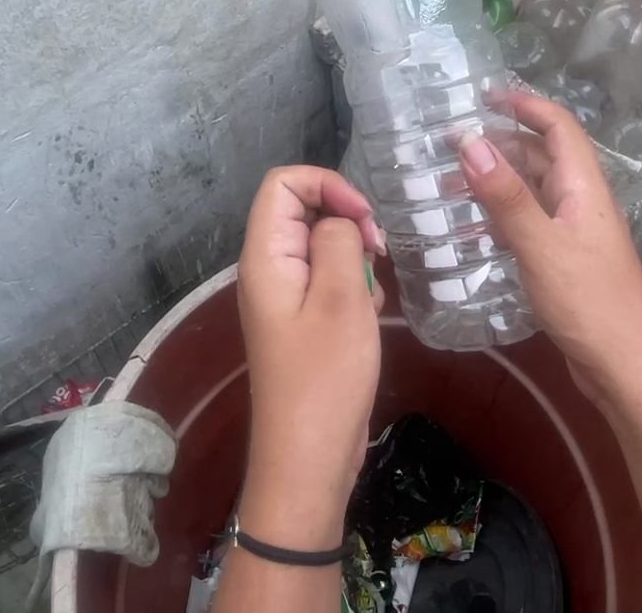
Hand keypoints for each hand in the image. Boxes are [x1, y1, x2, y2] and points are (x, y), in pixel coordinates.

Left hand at [234, 166, 384, 550]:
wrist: (309, 459)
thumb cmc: (325, 377)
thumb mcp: (340, 299)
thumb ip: (338, 240)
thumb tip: (338, 221)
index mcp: (265, 255)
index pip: (283, 183)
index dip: (326, 184)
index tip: (363, 217)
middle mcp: (269, 268)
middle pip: (303, 209)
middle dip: (346, 220)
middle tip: (376, 253)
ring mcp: (285, 295)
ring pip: (321, 245)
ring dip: (354, 257)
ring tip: (371, 292)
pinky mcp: (302, 319)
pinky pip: (327, 279)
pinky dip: (352, 286)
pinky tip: (369, 314)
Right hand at [459, 92, 641, 393]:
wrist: (629, 371)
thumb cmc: (590, 303)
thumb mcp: (541, 246)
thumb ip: (505, 196)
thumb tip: (468, 141)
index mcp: (583, 188)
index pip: (558, 127)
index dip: (525, 105)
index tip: (483, 97)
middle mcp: (580, 203)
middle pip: (541, 157)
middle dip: (498, 144)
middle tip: (449, 146)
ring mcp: (573, 234)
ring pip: (531, 193)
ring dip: (495, 183)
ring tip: (448, 188)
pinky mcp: (565, 263)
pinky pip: (528, 225)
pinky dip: (499, 218)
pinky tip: (471, 232)